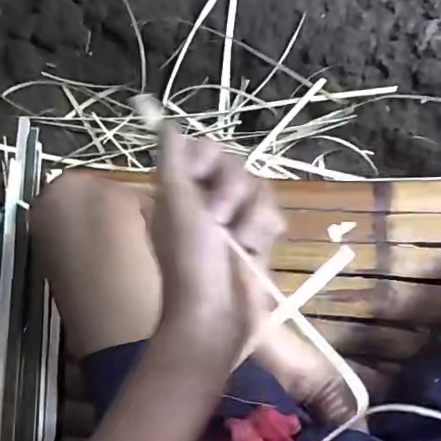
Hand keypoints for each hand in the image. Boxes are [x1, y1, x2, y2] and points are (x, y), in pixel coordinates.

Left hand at [149, 126, 285, 351]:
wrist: (218, 315)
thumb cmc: (192, 261)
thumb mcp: (178, 205)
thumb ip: (174, 162)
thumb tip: (167, 125)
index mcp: (181, 191)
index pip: (206, 150)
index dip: (211, 160)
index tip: (204, 177)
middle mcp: (207, 202)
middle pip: (239, 168)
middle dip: (235, 192)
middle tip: (220, 218)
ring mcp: (235, 222)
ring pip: (262, 192)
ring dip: (254, 216)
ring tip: (242, 242)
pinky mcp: (258, 240)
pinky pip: (274, 217)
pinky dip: (267, 233)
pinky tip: (256, 251)